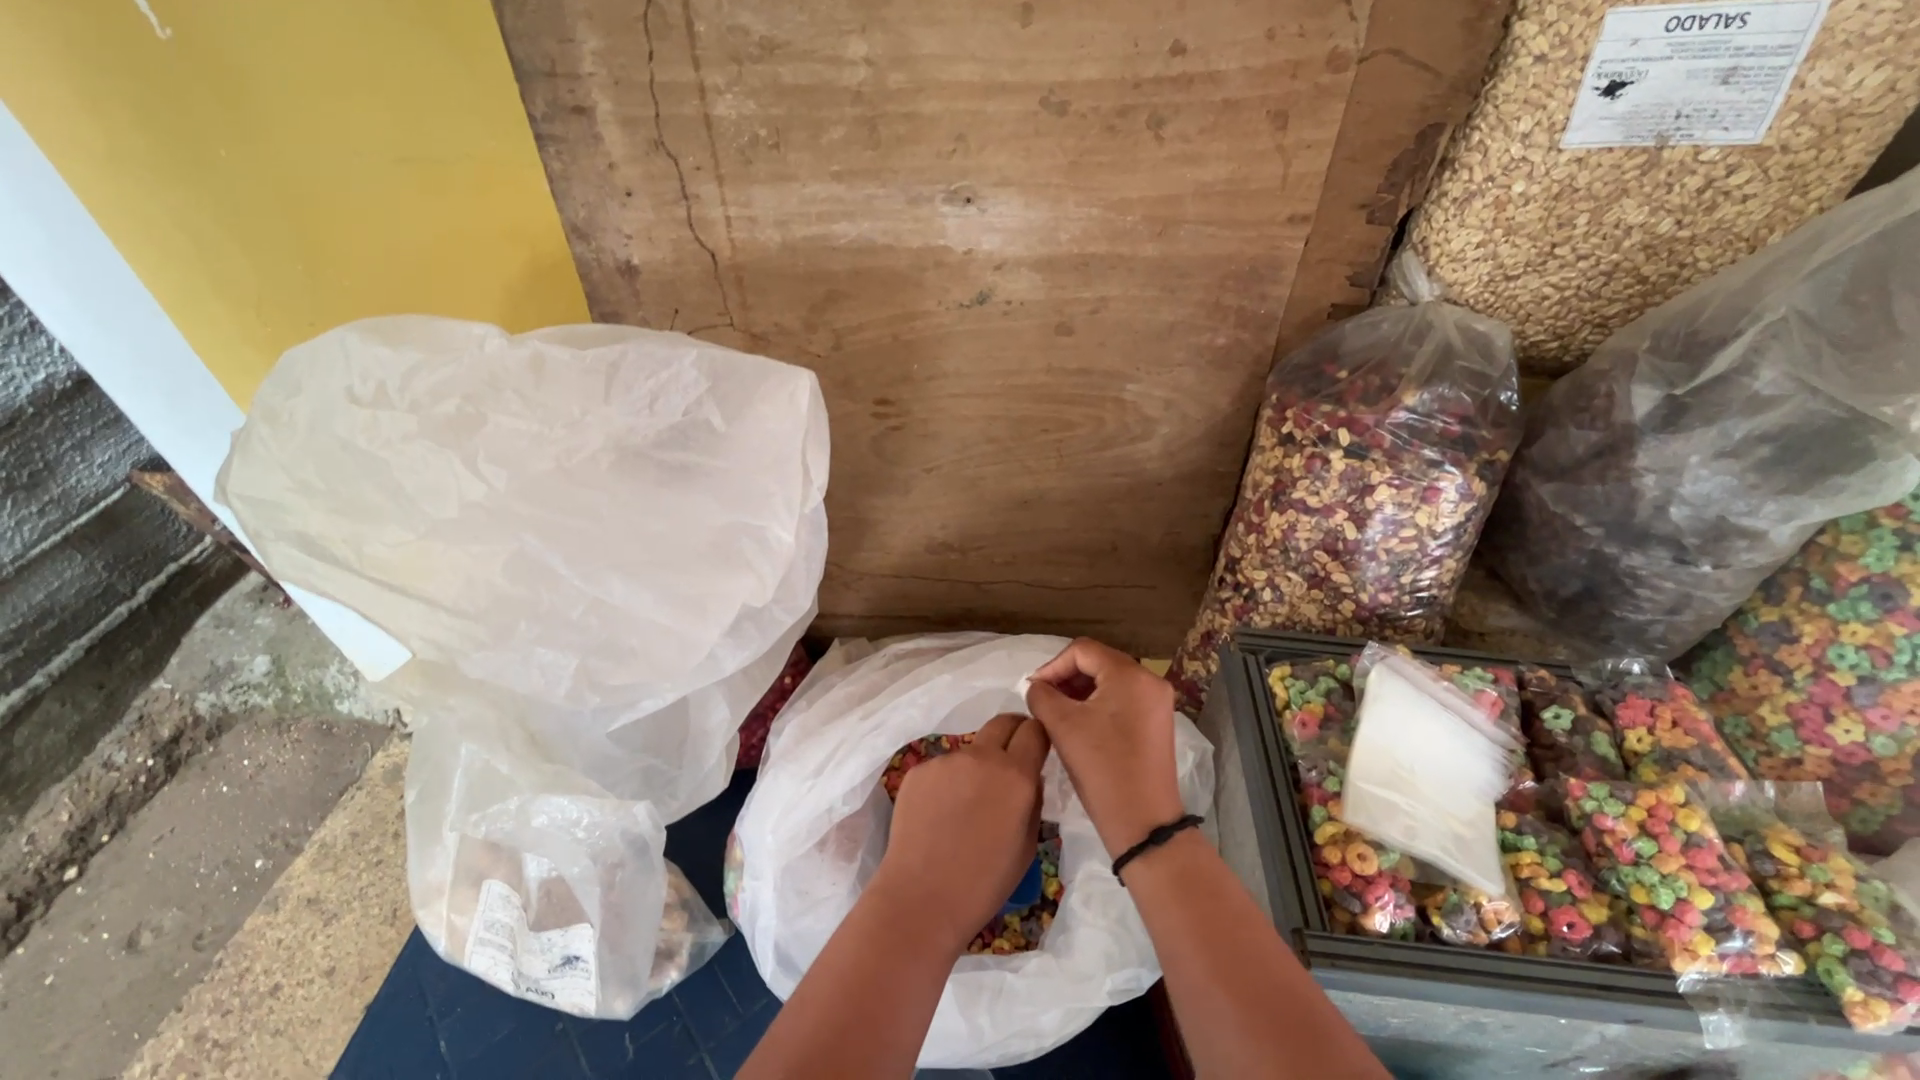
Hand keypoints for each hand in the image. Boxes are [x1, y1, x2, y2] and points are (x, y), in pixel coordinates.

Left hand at [873, 713, 1049, 950]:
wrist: (922, 898)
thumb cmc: (985, 882)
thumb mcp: (1028, 845)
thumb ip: (1033, 800)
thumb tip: (1029, 778)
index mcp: (1016, 775)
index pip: (1035, 731)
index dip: (1038, 737)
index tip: (1037, 750)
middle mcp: (981, 757)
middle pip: (1002, 723)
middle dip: (1012, 733)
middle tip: (1011, 759)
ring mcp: (945, 761)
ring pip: (971, 750)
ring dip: (977, 765)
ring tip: (968, 805)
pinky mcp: (917, 771)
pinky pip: (943, 768)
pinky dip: (948, 782)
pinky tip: (940, 814)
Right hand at [1025, 638, 1186, 863]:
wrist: (1142, 821)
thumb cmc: (1101, 767)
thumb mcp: (1062, 725)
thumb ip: (1041, 695)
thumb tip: (1037, 687)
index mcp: (1130, 674)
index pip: (1082, 650)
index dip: (1052, 666)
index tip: (1033, 690)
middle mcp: (1150, 681)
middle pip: (1099, 663)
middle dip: (1066, 678)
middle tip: (1042, 701)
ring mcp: (1157, 703)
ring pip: (1110, 682)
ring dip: (1080, 692)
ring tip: (1057, 714)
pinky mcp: (1157, 723)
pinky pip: (1122, 700)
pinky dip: (1098, 705)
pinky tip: (1080, 726)